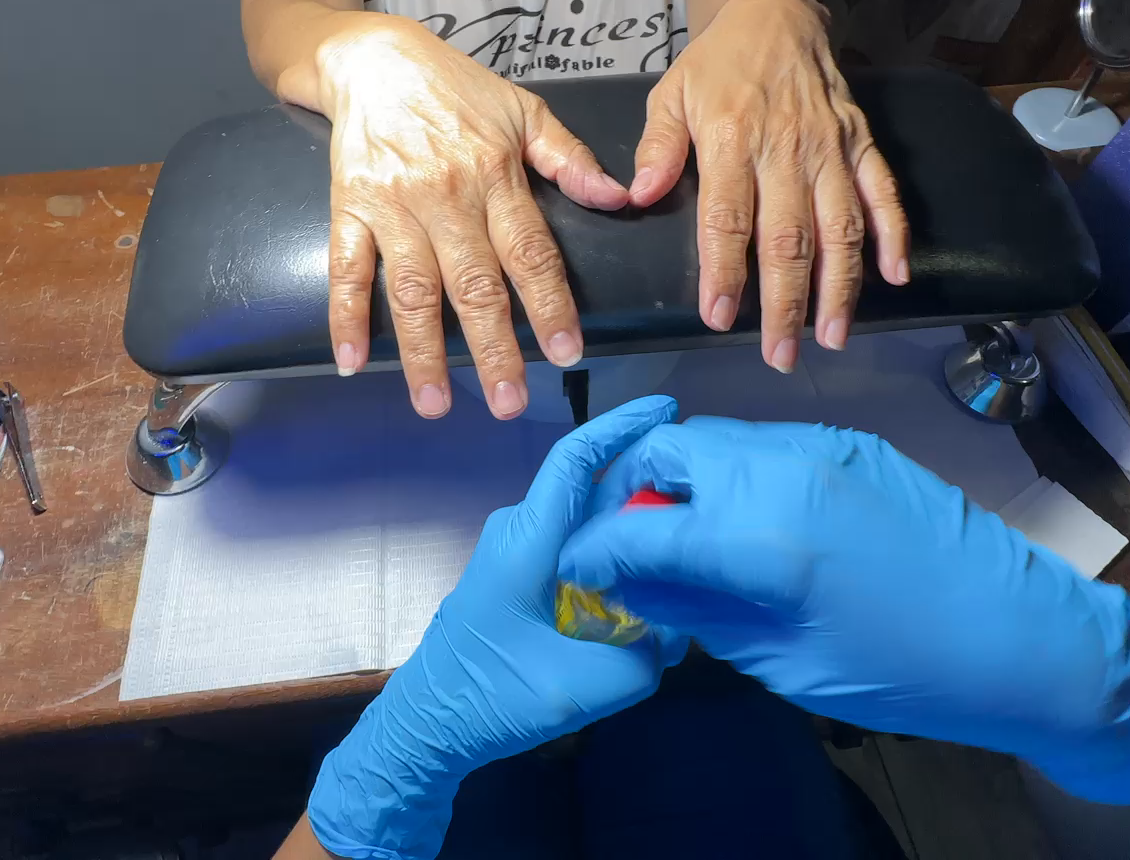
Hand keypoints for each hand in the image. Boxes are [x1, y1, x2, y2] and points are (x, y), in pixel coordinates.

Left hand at [308, 397, 684, 859]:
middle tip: (698, 504)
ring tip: (678, 547)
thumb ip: (648, 651)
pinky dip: (607, 550)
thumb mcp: (589, 685)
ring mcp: (515, 544)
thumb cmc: (496, 697)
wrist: (431, 722)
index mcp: (527, 539)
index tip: (665, 408)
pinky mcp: (518, 565)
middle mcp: (519, 527)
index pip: (575, 460)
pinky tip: (640, 581)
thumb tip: (678, 625)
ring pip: (583, 518)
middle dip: (643, 487)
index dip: (621, 426)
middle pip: (590, 488)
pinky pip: (570, 542)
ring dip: (627, 526)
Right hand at [318, 18, 628, 419]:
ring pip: (410, 290)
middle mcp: (446, 200)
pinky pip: (345, 269)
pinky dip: (345, 316)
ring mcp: (393, 208)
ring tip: (434, 402)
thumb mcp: (524, 110)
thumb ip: (569, 159)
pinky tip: (351, 361)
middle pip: (473, 285)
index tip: (566, 353)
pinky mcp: (350, 210)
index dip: (550, 305)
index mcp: (495, 178)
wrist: (373, 59)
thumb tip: (618, 198)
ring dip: (422, 351)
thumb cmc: (455, 89)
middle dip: (492, 349)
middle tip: (507, 402)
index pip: (529, 253)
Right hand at [558, 418, 1129, 804]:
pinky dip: (728, 470)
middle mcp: (782, 471)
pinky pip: (758, 441)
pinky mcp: (845, 438)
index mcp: (765, 542)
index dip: (595, 547)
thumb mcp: (781, 659)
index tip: (577, 563)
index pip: (641, 529)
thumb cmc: (902, 673)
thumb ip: (692, 609)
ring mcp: (817, 444)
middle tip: (630, 532)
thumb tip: (627, 583)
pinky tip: (744, 511)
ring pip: (709, 436)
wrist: (1029, 638)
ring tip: (685, 523)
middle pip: (664, 448)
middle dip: (629, 487)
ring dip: (678, 474)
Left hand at [633, 0, 908, 369]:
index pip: (727, 218)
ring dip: (840, 286)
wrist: (773, 14)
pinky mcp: (862, 141)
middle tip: (780, 354)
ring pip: (841, 226)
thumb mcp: (670, 96)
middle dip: (785, 302)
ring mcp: (831, 148)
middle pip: (788, 237)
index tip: (720, 318)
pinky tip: (896, 276)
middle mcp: (786, 150)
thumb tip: (638, 195)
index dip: (724, 270)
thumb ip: (657, 148)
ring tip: (834, 336)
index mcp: (732, 141)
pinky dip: (895, 234)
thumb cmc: (714, 65)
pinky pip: (883, 191)